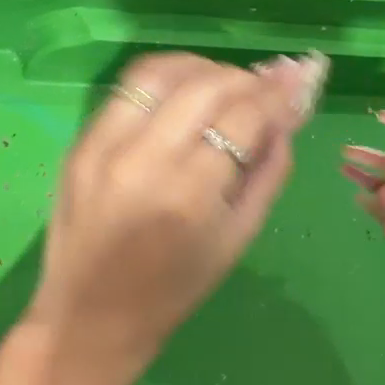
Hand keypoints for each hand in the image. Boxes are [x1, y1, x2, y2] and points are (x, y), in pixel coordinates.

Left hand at [29, 52, 326, 371]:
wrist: (91, 316)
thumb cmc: (177, 288)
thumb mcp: (240, 236)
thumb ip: (269, 170)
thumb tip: (288, 116)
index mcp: (188, 195)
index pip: (244, 118)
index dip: (279, 94)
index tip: (303, 78)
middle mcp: (143, 160)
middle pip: (207, 86)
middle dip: (249, 78)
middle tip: (273, 82)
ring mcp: (103, 146)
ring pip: (163, 72)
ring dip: (206, 68)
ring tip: (230, 83)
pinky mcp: (80, 142)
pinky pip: (130, 87)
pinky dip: (169, 78)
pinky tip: (189, 91)